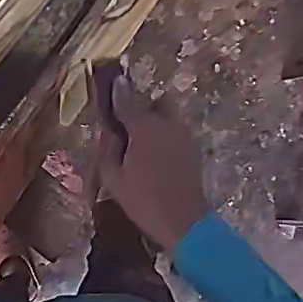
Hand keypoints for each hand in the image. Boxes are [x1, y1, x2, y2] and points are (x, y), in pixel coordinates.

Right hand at [94, 73, 209, 249]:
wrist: (184, 223)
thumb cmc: (143, 201)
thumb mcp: (113, 178)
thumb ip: (109, 148)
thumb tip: (109, 130)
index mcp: (144, 128)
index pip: (126, 102)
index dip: (117, 91)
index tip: (113, 79)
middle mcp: (167, 124)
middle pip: (156, 103)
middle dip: (143, 110)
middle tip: (129, 130)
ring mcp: (184, 135)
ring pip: (168, 118)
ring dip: (156, 124)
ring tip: (142, 147)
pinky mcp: (193, 149)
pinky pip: (176, 133)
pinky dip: (165, 138)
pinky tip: (155, 159)